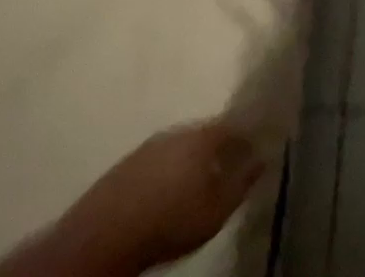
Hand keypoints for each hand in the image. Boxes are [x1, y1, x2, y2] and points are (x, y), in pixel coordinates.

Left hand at [49, 118, 262, 275]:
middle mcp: (174, 133)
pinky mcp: (123, 166)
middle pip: (205, 132)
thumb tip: (263, 157)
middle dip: (220, 145)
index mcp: (201, 137)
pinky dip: (169, 168)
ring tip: (201, 177)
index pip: (234, 125)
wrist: (101, 239)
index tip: (258, 147)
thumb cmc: (170, 222)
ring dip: (192, 157)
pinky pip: (158, 160)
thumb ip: (243, 180)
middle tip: (231, 162)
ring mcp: (145, 148)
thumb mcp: (218, 209)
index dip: (248, 136)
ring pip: (179, 145)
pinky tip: (170, 187)